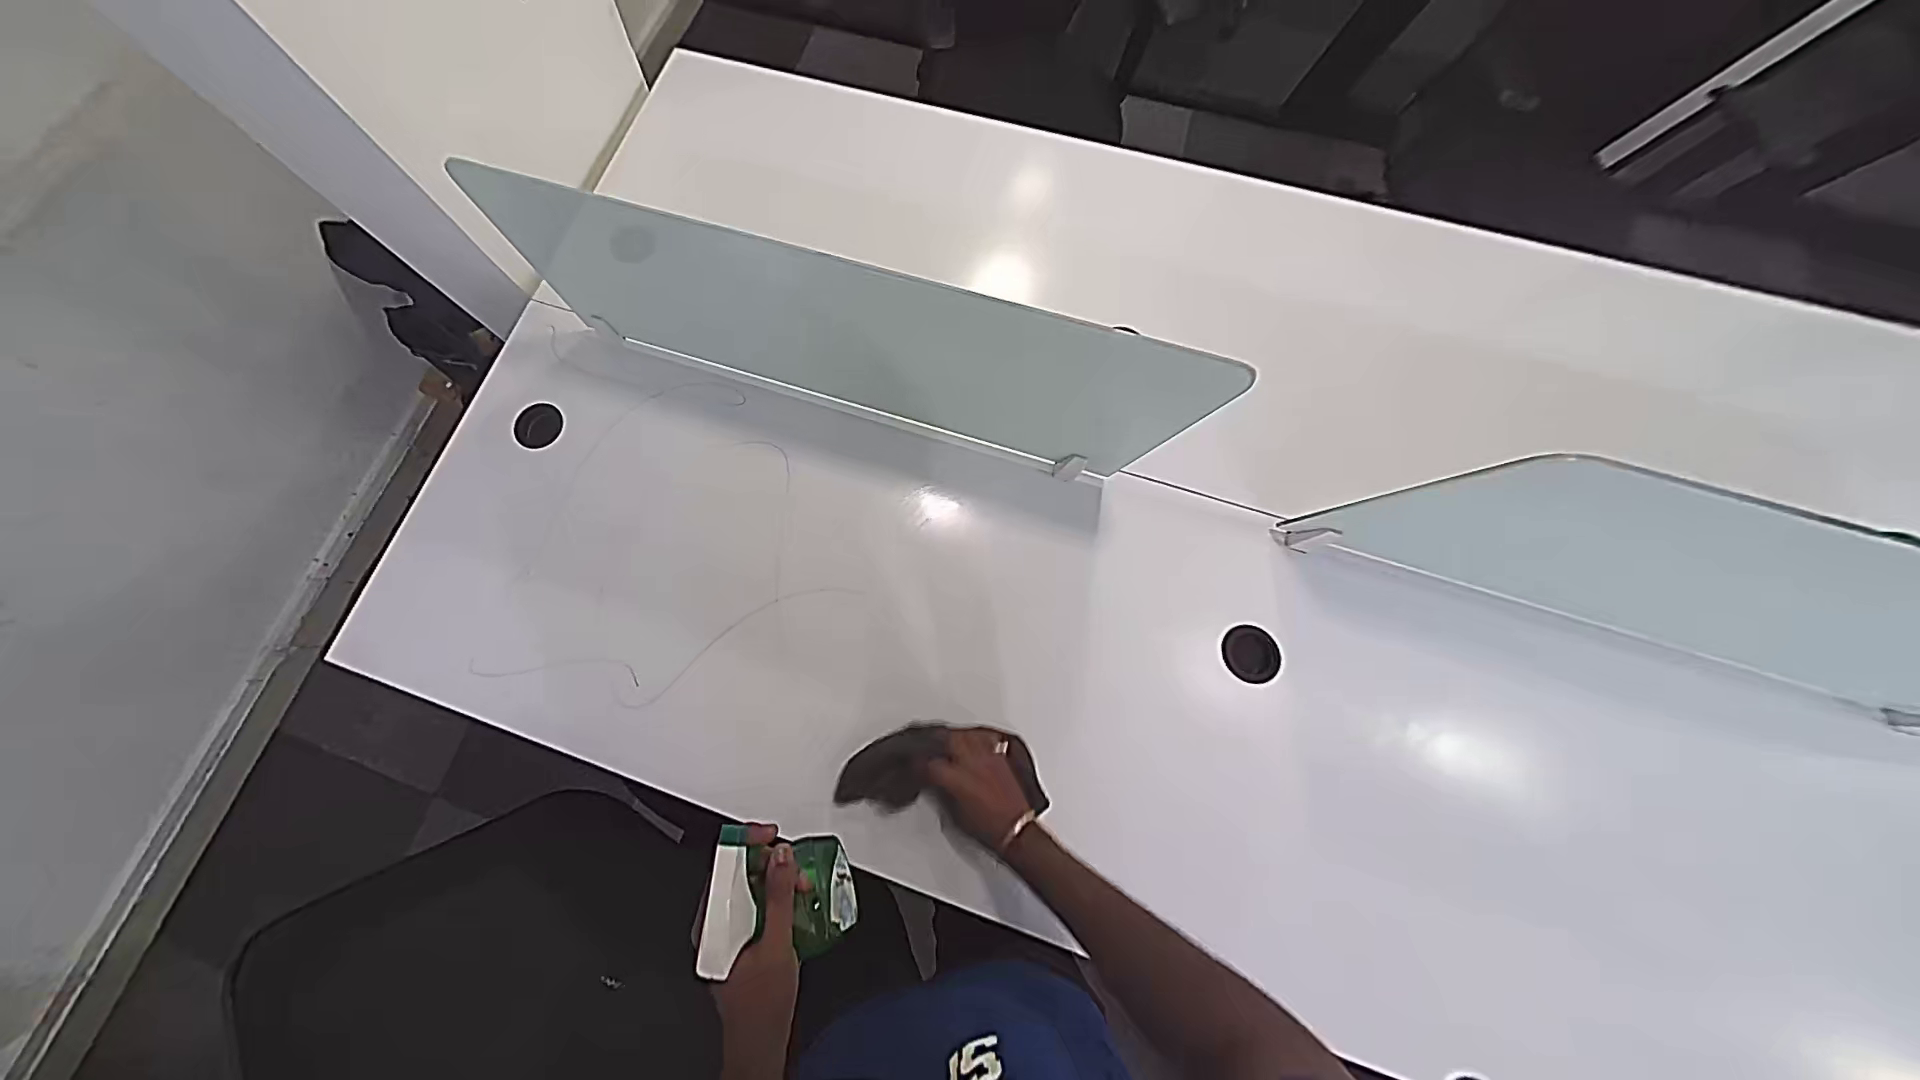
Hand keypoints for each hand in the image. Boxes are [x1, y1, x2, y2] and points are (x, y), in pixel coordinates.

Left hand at [713, 824, 802, 1079]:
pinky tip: (795, 900)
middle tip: (795, 865)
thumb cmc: (761, 1007)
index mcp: (712, 925)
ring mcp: (729, 932)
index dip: (746, 843)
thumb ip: (780, 897)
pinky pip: (758, 902)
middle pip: (738, 874)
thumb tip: (782, 856)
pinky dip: (778, 894)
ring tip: (800, 886)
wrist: (760, 1046)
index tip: (770, 834)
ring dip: (779, 879)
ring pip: (750, 887)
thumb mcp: (777, 945)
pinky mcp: (744, 937)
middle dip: (771, 863)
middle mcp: (715, 925)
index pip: (722, 867)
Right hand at [924, 728, 1037, 855]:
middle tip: (928, 748)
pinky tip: (970, 742)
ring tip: (947, 741)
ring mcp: (986, 758)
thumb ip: (941, 792)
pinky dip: (973, 738)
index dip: (916, 765)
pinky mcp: (999, 757)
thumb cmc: (988, 827)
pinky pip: (983, 739)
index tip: (914, 767)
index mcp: (955, 779)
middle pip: (946, 739)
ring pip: (964, 735)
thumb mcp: (954, 814)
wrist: (1015, 828)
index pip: (928, 764)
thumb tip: (935, 783)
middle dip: (934, 742)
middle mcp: (970, 763)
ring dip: (953, 737)